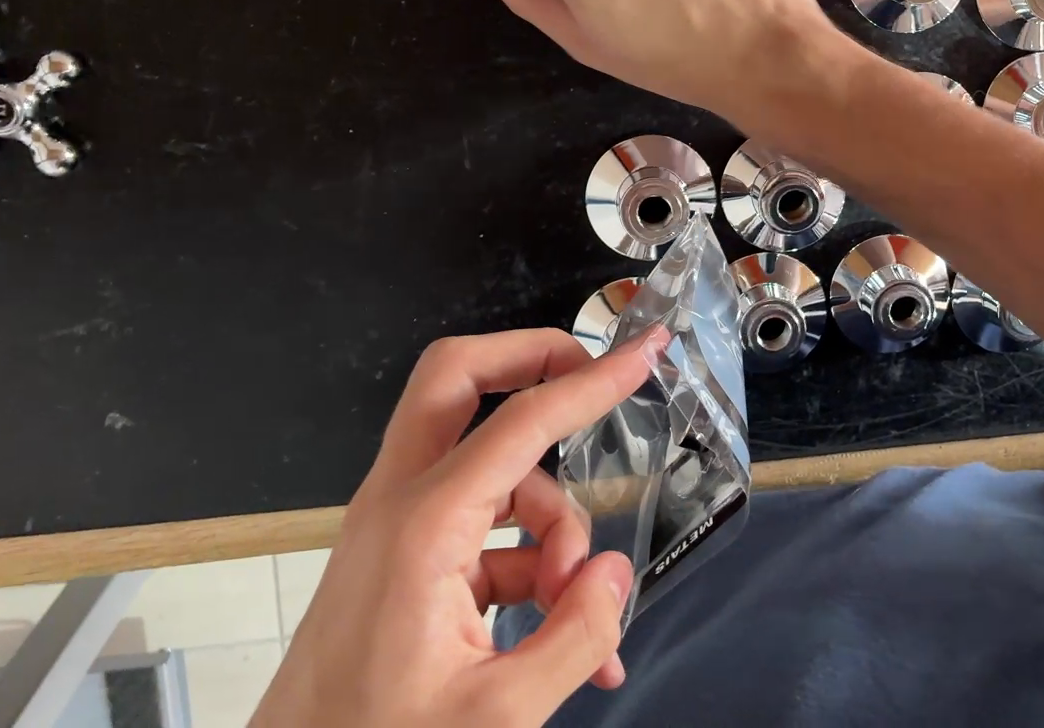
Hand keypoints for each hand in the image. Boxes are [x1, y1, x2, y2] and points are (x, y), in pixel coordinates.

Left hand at [252, 326, 668, 727]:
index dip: (592, 381)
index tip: (645, 352)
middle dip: (531, 359)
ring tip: (573, 604)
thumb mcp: (496, 719)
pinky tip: (557, 625)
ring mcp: (398, 527)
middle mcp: (402, 504)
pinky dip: (534, 558)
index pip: (521, 420)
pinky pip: (488, 524)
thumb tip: (614, 573)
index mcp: (421, 526)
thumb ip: (578, 637)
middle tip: (592, 375)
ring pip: (493, 466)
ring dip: (552, 515)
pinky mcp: (406, 559)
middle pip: (456, 378)